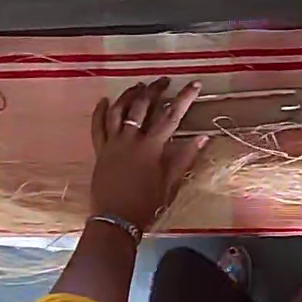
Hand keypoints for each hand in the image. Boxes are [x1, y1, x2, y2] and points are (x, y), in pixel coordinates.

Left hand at [89, 78, 207, 229]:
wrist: (116, 221)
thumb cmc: (146, 206)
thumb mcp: (170, 184)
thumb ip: (184, 158)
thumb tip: (203, 138)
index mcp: (151, 148)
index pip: (171, 116)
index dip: (184, 98)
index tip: (194, 84)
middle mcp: (131, 139)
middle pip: (143, 106)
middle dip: (155, 90)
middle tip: (164, 80)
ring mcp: (112, 143)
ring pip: (119, 110)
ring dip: (129, 95)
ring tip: (139, 85)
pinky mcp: (99, 151)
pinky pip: (97, 126)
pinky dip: (100, 111)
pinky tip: (104, 100)